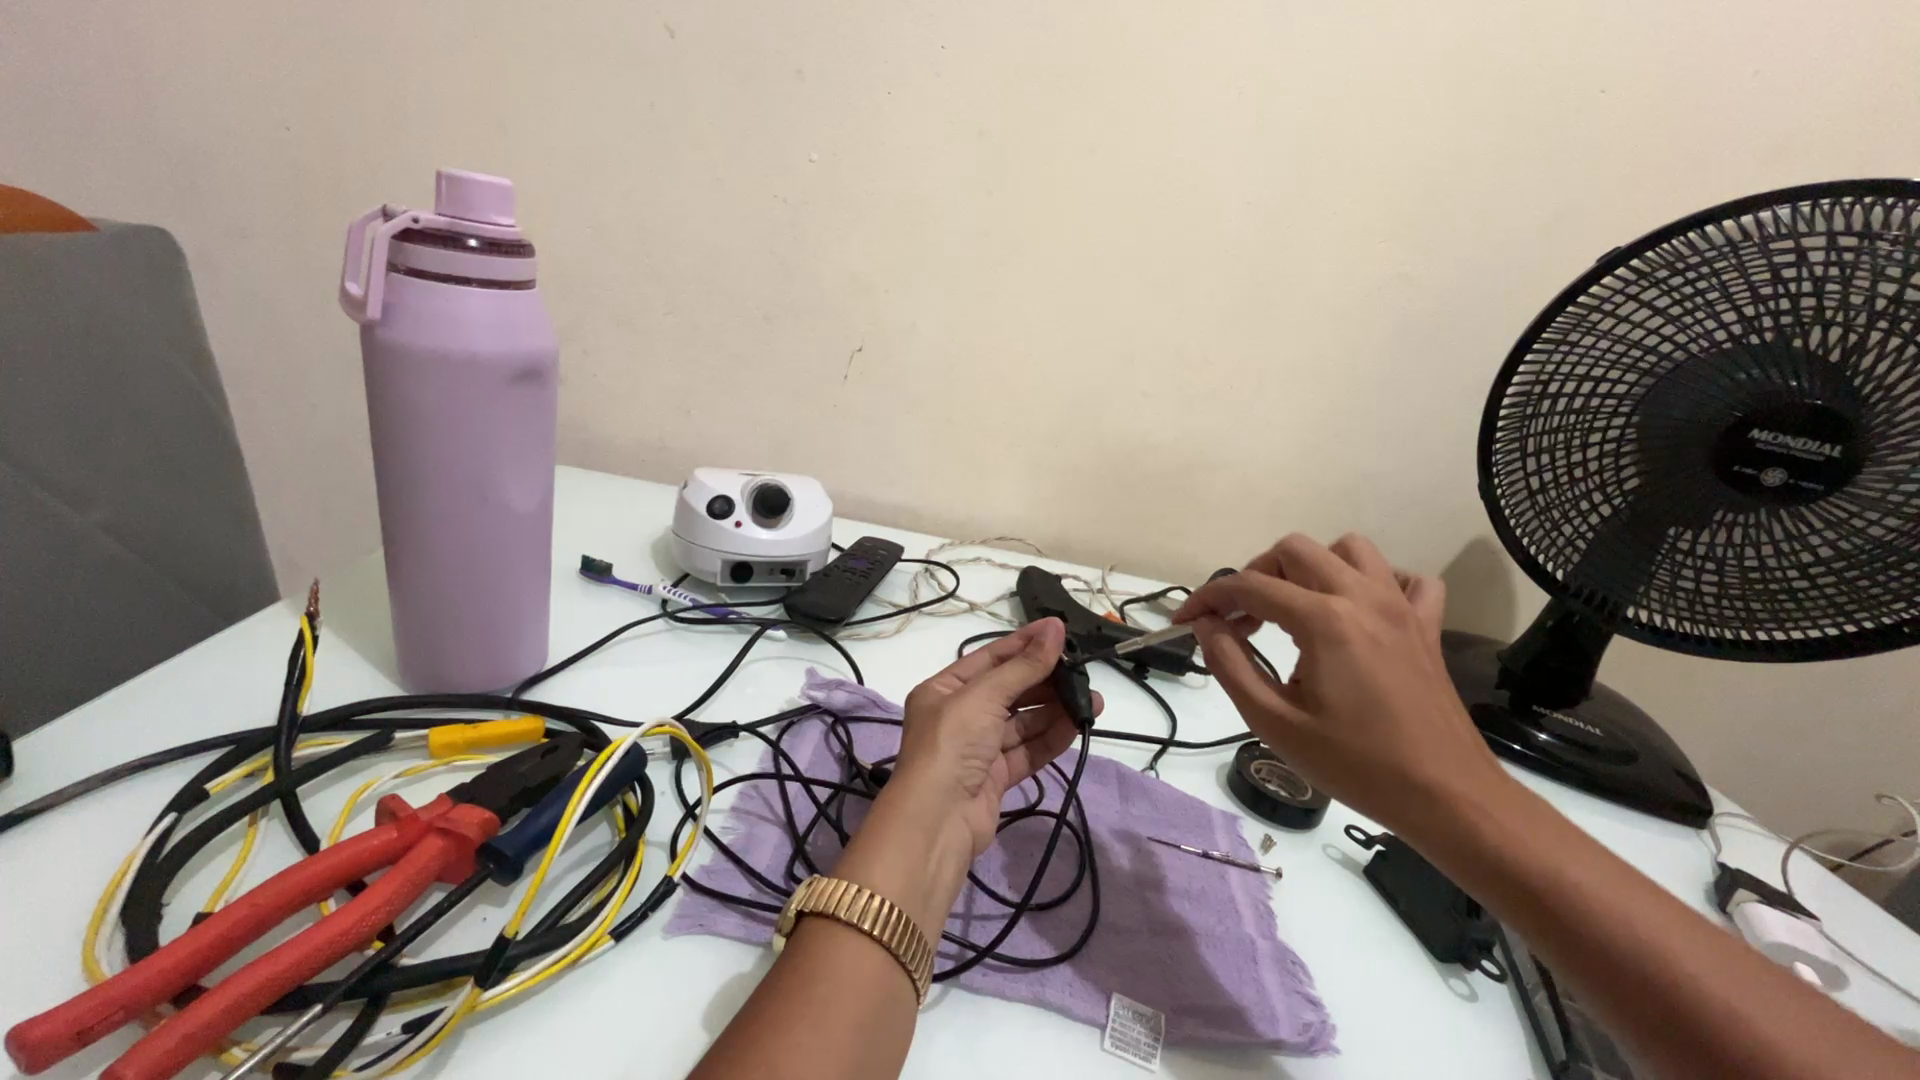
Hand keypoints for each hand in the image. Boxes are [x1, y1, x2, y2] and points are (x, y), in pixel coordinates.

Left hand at [892, 617, 1098, 857]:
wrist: (936, 822)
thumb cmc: (952, 745)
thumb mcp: (984, 697)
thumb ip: (1024, 666)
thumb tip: (1055, 628)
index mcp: (943, 690)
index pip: (990, 658)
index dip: (1024, 644)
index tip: (1060, 631)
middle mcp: (958, 716)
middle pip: (1009, 690)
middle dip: (1045, 681)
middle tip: (1083, 673)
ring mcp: (977, 748)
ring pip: (1022, 722)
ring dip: (1055, 710)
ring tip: (1093, 701)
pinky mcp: (995, 777)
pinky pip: (1027, 750)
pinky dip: (1051, 738)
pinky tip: (1077, 725)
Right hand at [1174, 533, 1511, 835]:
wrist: (1445, 795)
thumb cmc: (1355, 764)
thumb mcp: (1274, 722)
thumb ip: (1230, 665)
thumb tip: (1207, 626)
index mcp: (1323, 619)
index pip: (1249, 586)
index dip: (1208, 597)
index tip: (1185, 620)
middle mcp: (1362, 597)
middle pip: (1294, 550)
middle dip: (1255, 575)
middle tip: (1239, 620)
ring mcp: (1401, 606)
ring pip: (1349, 549)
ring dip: (1311, 567)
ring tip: (1293, 608)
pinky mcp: (1426, 625)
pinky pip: (1403, 578)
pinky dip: (1374, 582)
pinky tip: (1355, 612)